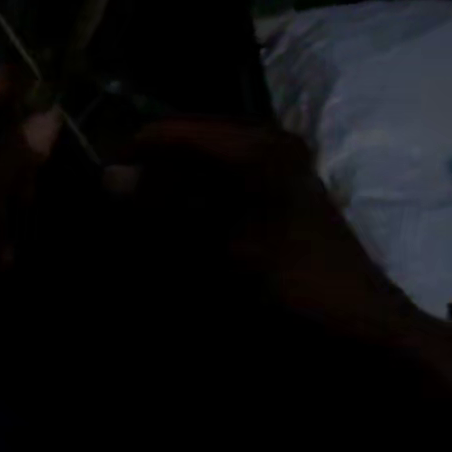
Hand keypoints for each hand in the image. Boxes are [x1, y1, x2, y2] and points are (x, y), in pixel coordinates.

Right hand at [109, 118, 419, 334]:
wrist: (352, 321)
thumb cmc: (286, 276)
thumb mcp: (218, 239)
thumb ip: (165, 202)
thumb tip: (109, 175)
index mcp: (257, 147)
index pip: (178, 129)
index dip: (136, 149)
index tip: (100, 178)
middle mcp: (267, 147)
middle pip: (190, 142)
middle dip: (151, 166)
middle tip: (116, 196)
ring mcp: (275, 171)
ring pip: (203, 164)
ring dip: (170, 185)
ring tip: (139, 211)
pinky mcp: (275, 198)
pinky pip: (220, 185)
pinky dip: (192, 200)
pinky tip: (176, 222)